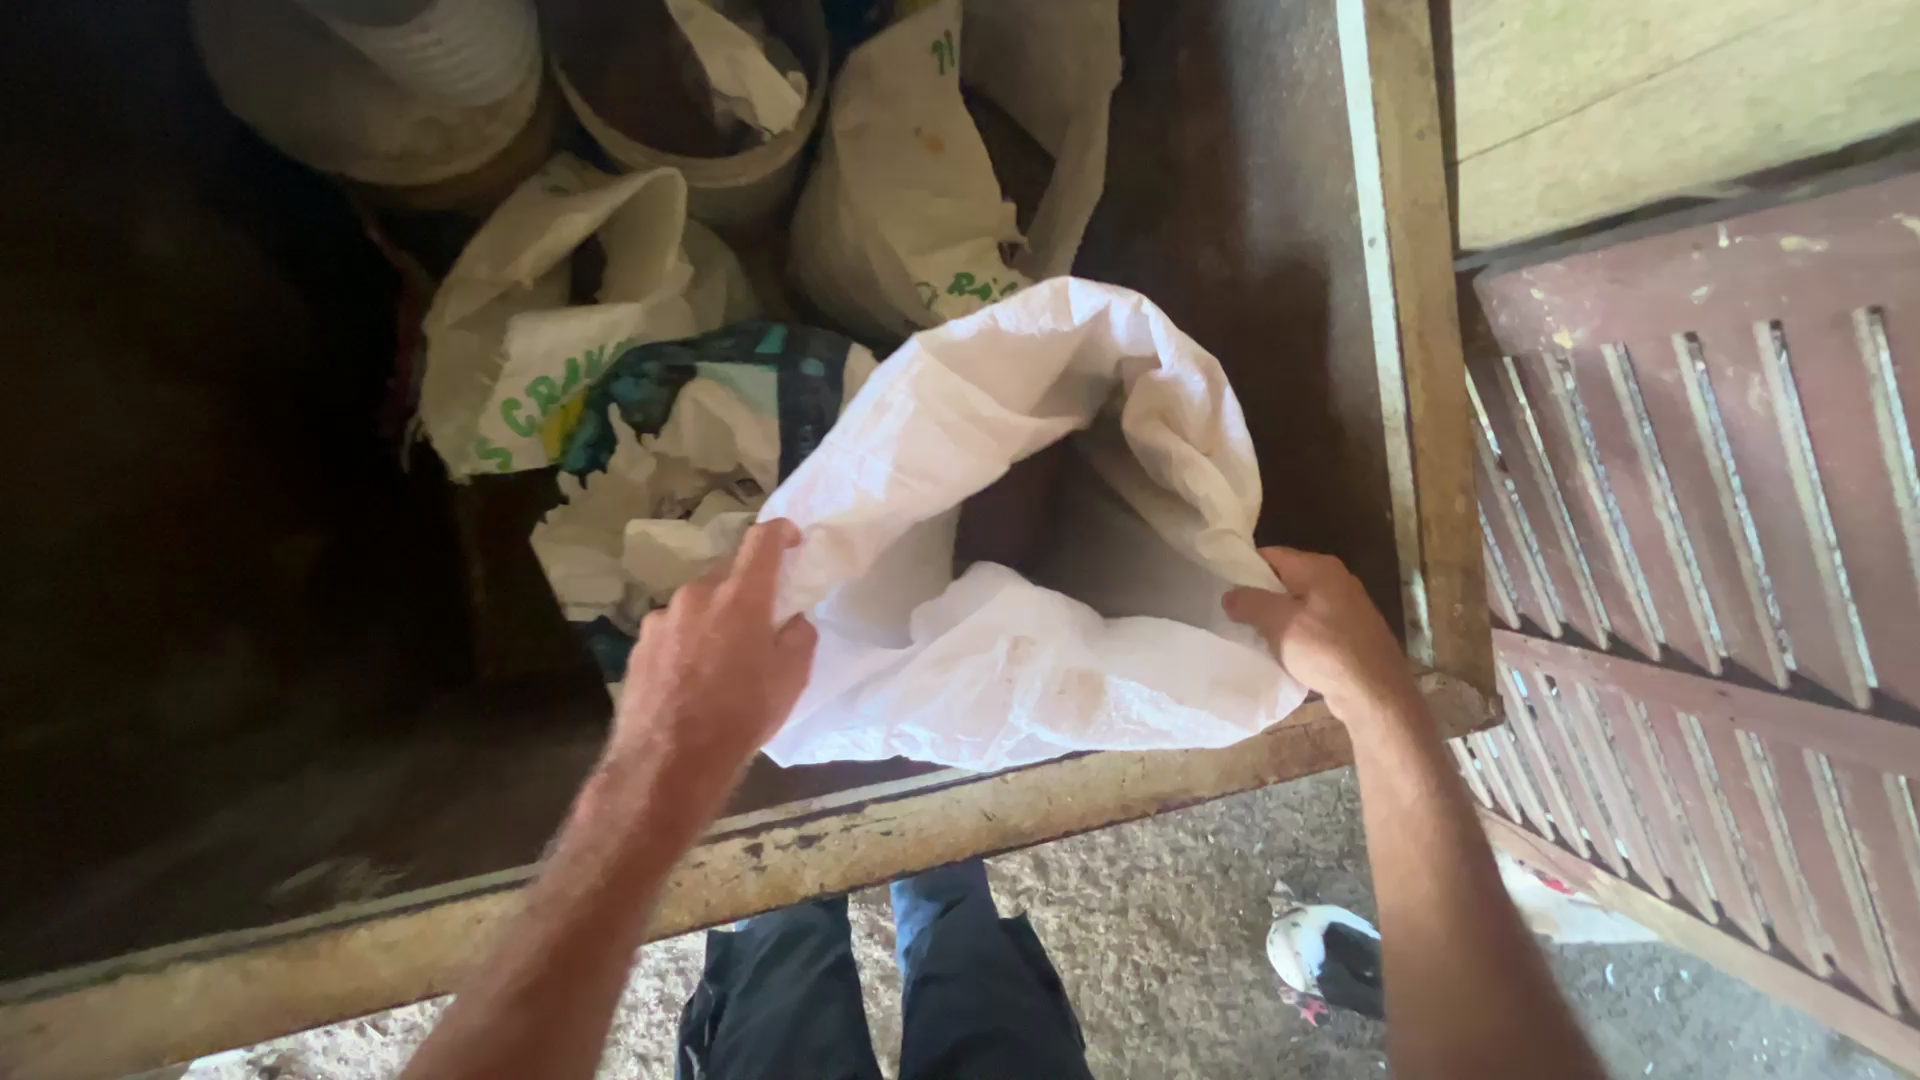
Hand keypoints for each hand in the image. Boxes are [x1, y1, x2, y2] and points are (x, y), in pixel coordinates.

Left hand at [609, 519, 817, 782]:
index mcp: (741, 596)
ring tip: (724, 655)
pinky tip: (693, 675)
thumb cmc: (742, 715)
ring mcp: (663, 618)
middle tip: (762, 616)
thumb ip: (799, 634)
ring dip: (716, 613)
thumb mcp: (792, 677)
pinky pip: (674, 627)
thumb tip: (791, 619)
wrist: (669, 762)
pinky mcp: (640, 644)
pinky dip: (689, 638)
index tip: (793, 539)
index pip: (763, 540)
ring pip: (698, 601)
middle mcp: (697, 594)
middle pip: (728, 571)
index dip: (782, 531)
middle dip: (748, 585)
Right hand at [1221, 547, 1419, 725]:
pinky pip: (1312, 623)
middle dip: (1259, 594)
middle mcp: (1336, 580)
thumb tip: (1229, 596)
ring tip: (1252, 632)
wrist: (1375, 692)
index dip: (1245, 566)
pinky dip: (1294, 632)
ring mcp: (1346, 606)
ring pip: (1298, 603)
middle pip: (1285, 578)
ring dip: (1276, 616)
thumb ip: (1249, 603)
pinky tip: (1282, 649)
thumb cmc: (1325, 649)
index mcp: (1320, 568)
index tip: (1223, 584)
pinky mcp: (1350, 631)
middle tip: (1233, 611)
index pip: (1272, 554)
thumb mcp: (1278, 623)